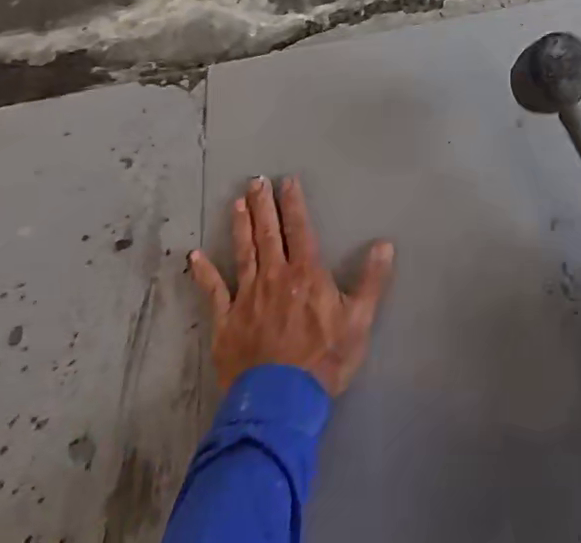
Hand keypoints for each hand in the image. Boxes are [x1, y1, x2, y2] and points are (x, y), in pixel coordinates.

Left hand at [187, 176, 395, 395]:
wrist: (281, 401)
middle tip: (257, 180)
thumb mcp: (360, 319)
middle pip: (268, 234)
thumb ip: (372, 280)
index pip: (300, 229)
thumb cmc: (325, 358)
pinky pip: (213, 291)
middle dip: (264, 205)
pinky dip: (204, 272)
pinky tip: (195, 257)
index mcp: (307, 273)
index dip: (294, 204)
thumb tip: (385, 244)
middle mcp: (275, 276)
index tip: (288, 182)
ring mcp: (246, 298)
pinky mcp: (226, 322)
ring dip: (240, 226)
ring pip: (243, 253)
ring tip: (237, 202)